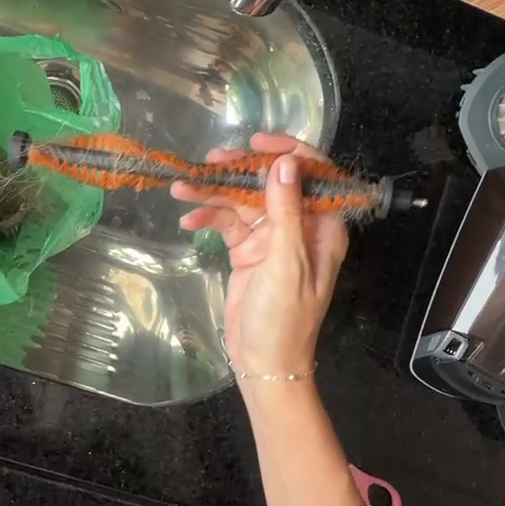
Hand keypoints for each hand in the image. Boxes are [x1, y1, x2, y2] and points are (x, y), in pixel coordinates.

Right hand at [171, 134, 348, 380]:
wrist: (265, 361)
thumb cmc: (286, 317)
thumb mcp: (287, 262)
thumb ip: (286, 211)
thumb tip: (284, 163)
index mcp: (322, 227)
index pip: (312, 175)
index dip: (288, 152)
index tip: (256, 144)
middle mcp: (298, 226)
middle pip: (269, 184)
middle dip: (240, 171)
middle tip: (209, 162)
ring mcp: (270, 238)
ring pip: (242, 202)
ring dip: (214, 194)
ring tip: (183, 188)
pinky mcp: (246, 251)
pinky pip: (226, 224)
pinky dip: (208, 219)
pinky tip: (188, 220)